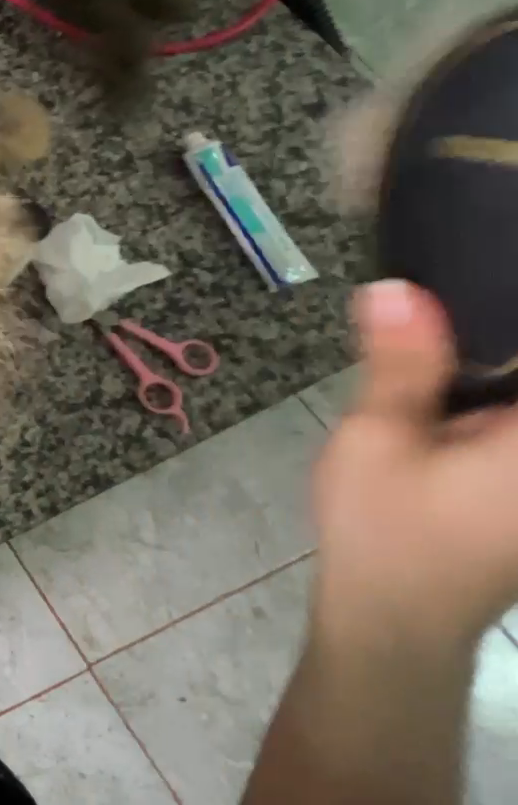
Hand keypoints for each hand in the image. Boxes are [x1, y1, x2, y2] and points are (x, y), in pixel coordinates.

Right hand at [312, 280, 517, 643]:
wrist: (396, 612)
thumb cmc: (386, 526)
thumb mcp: (376, 437)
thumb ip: (399, 365)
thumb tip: (397, 287)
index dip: (497, 311)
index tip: (476, 270)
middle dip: (485, 340)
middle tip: (420, 308)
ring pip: (513, 397)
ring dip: (489, 370)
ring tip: (422, 334)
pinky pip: (509, 415)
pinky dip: (492, 395)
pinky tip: (449, 383)